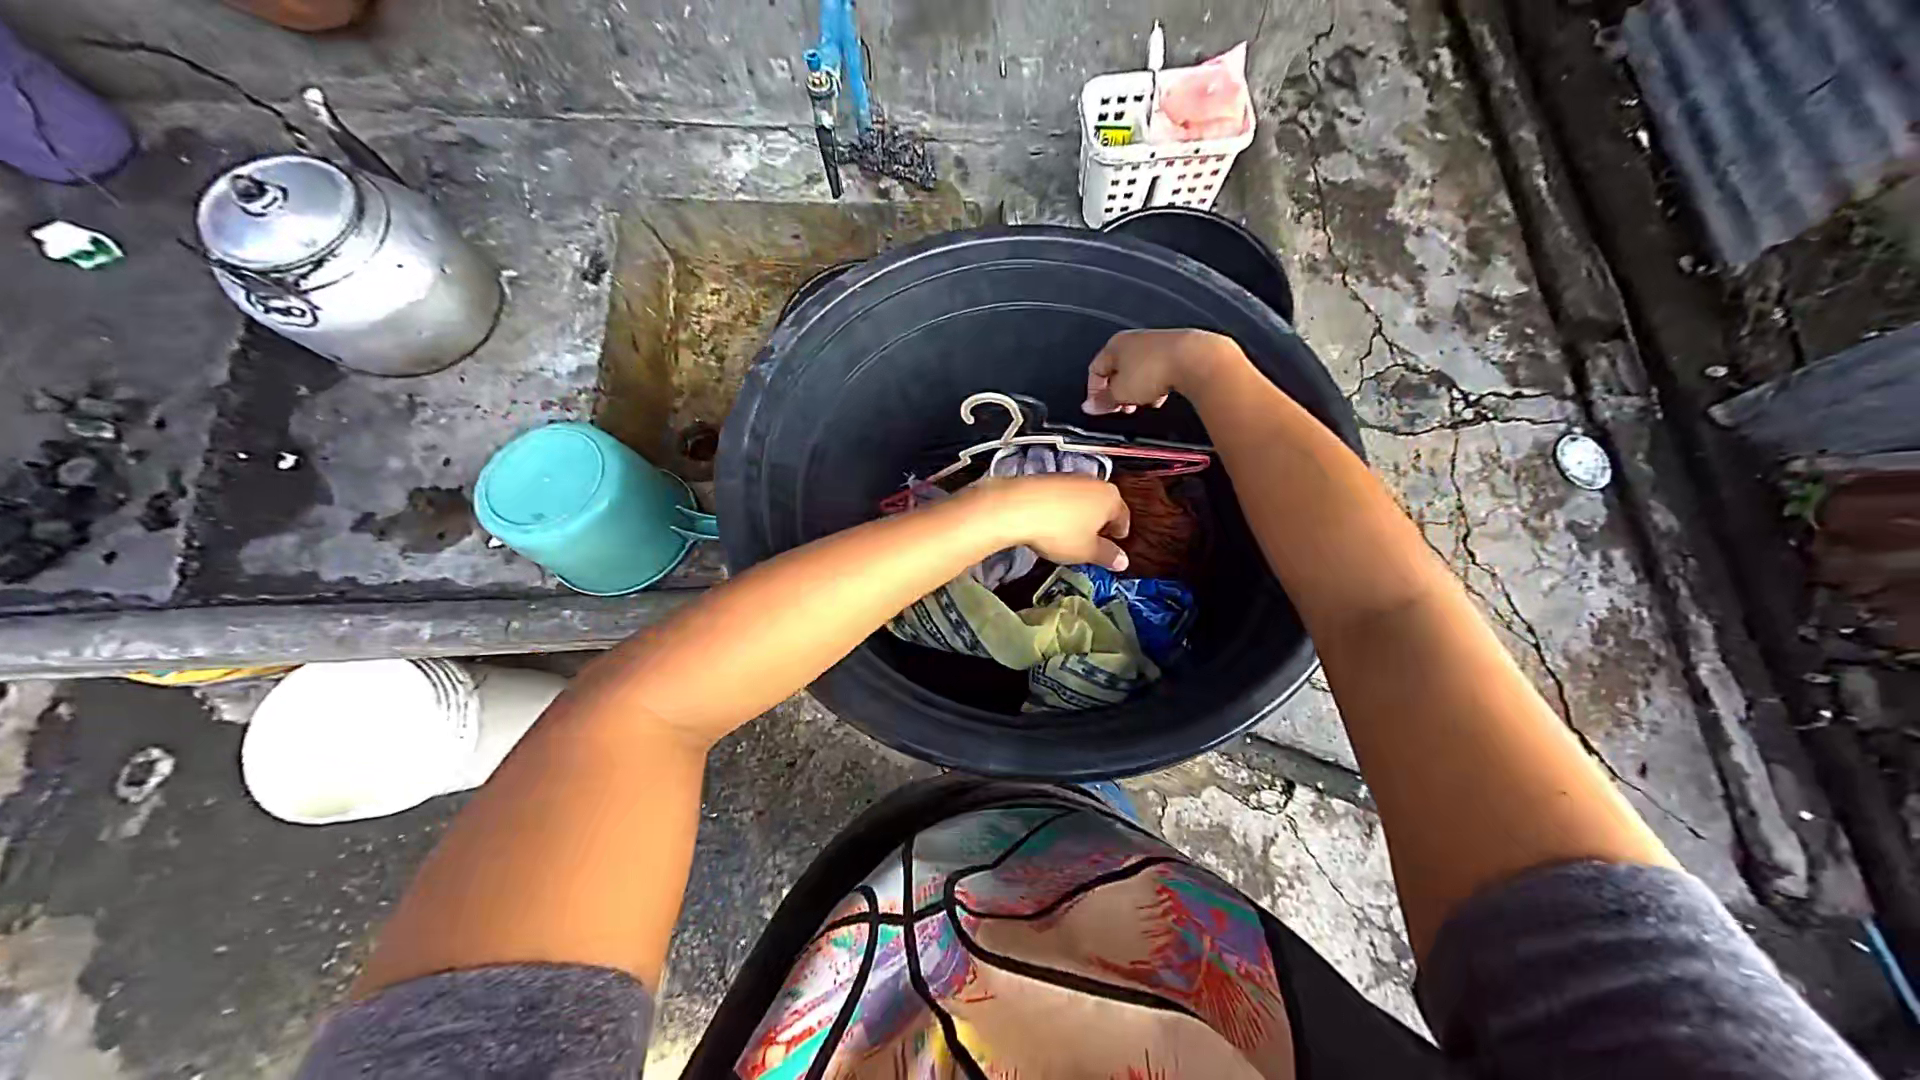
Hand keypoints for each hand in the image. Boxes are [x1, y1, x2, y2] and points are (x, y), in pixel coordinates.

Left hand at [961, 475, 1131, 571]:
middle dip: (1099, 524)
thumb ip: (1107, 555)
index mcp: (1110, 497)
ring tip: (1069, 536)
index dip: (1120, 533)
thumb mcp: (1086, 551)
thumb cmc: (1057, 529)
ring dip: (1079, 516)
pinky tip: (1050, 524)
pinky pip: (1061, 497)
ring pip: (1081, 500)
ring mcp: (1069, 478)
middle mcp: (1093, 482)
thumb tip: (1120, 561)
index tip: (1116, 543)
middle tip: (1093, 542)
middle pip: (1103, 505)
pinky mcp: (1047, 479)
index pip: (1123, 517)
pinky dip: (1060, 510)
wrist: (1016, 508)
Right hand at [1083, 329, 1242, 414]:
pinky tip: (1161, 395)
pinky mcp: (1174, 352)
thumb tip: (1090, 406)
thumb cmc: (1155, 368)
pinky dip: (1156, 386)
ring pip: (1139, 373)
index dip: (1095, 392)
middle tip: (1122, 407)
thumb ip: (1103, 400)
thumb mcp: (1120, 392)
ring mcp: (1156, 345)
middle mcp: (1134, 340)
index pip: (1095, 370)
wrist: (1193, 360)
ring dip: (1139, 391)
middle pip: (1118, 372)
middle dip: (1120, 393)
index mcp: (1115, 345)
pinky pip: (1158, 373)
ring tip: (1144, 402)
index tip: (1099, 407)